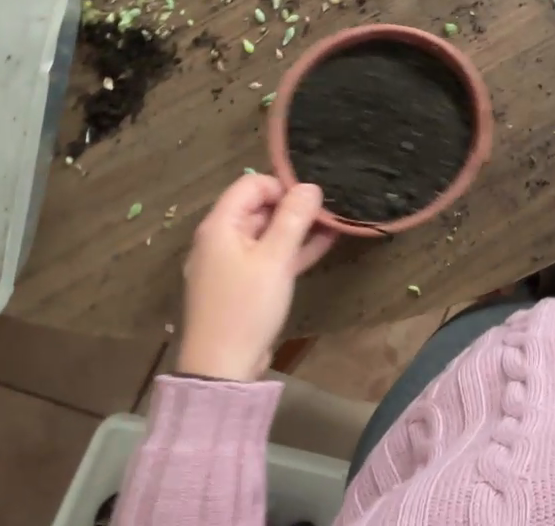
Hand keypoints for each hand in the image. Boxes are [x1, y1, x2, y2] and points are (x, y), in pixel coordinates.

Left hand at [176, 173, 336, 381]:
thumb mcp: (275, 258)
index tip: (311, 199)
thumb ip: (294, 218)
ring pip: (269, 233)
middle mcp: (222, 240)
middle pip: (260, 207)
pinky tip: (325, 242)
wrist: (223, 369)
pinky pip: (271, 256)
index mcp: (220, 227)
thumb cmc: (246, 306)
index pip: (251, 185)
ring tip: (335, 222)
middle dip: (294, 206)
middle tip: (328, 210)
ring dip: (299, 227)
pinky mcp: (244, 284)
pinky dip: (294, 249)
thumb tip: (310, 186)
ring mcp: (233, 263)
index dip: (282, 186)